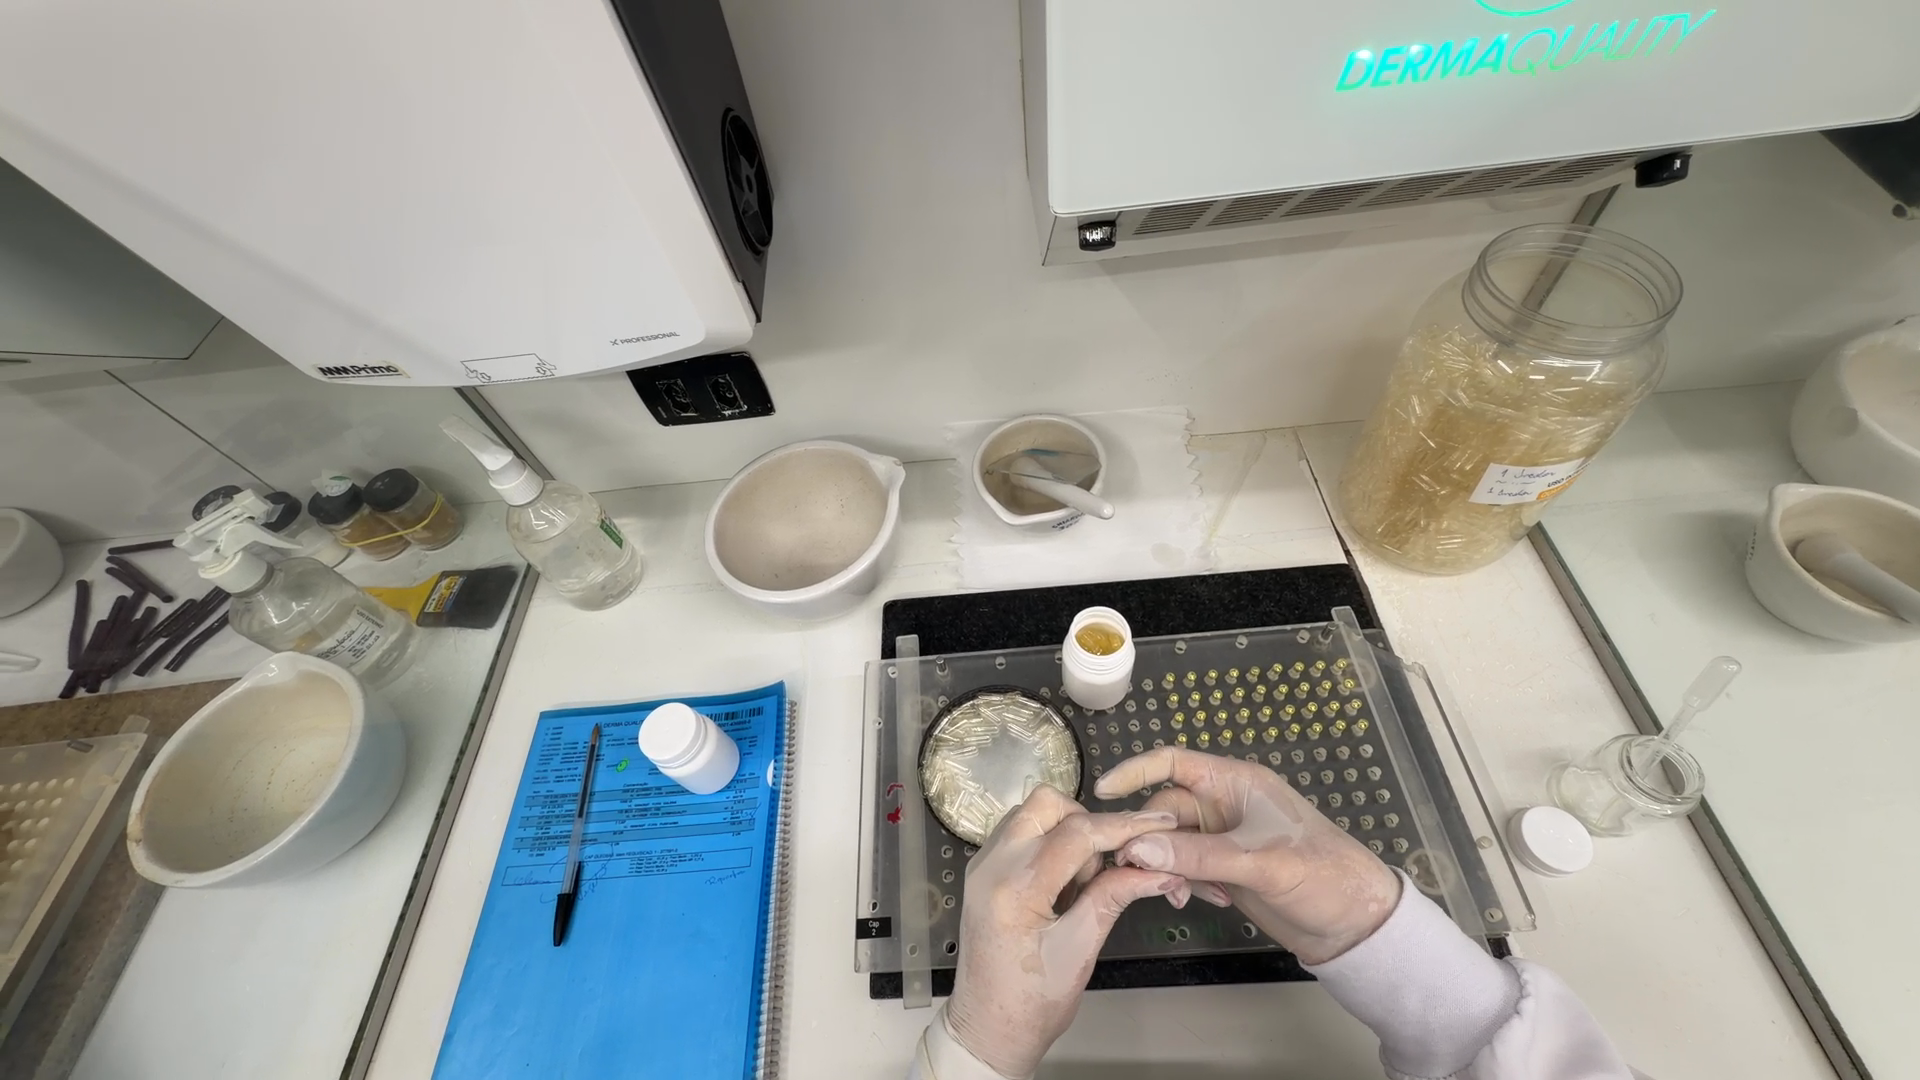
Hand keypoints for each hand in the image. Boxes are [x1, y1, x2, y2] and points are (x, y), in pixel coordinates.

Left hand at [944, 784, 1186, 1077]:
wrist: (986, 1027)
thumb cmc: (1032, 1002)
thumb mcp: (1079, 952)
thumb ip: (1113, 898)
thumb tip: (1156, 869)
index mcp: (1015, 887)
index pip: (1076, 833)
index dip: (1122, 826)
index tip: (1158, 824)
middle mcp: (992, 862)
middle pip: (1047, 804)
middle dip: (1087, 823)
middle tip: (1105, 865)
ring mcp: (983, 861)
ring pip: (1032, 811)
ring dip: (1066, 830)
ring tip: (1080, 881)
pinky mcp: (983, 867)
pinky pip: (1020, 829)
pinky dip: (1048, 840)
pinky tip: (1060, 880)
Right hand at [1095, 747, 1399, 964]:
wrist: (1360, 928)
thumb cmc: (1322, 874)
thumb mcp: (1260, 862)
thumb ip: (1196, 854)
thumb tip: (1135, 848)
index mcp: (1234, 782)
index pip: (1172, 763)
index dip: (1134, 771)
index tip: (1101, 792)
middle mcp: (1223, 804)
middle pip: (1165, 808)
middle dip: (1149, 836)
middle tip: (1132, 867)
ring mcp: (1222, 837)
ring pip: (1171, 841)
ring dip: (1166, 866)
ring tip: (1175, 894)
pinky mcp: (1224, 868)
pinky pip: (1184, 866)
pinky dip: (1182, 882)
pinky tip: (1195, 901)